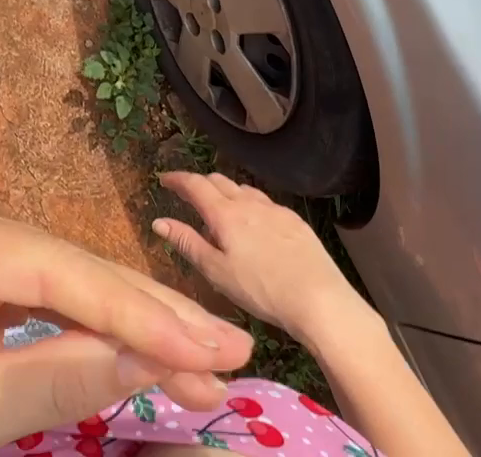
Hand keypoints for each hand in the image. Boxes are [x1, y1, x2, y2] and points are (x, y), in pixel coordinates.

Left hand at [0, 199, 253, 456]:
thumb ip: (61, 379)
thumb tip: (153, 357)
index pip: (57, 271)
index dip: (135, 311)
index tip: (210, 348)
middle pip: (76, 268)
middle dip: (153, 315)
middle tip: (233, 355)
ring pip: (80, 278)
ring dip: (143, 321)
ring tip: (214, 359)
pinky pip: (64, 293)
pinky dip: (111, 325)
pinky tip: (161, 347)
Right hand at [151, 172, 368, 342]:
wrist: (321, 301)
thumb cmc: (262, 290)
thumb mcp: (216, 272)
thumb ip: (188, 243)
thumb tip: (159, 222)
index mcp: (225, 214)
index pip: (194, 185)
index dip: (177, 179)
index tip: (164, 179)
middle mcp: (249, 203)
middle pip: (218, 181)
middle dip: (200, 183)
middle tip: (188, 195)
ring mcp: (275, 210)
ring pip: (243, 189)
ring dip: (226, 192)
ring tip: (220, 212)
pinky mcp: (295, 221)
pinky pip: (264, 202)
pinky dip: (249, 204)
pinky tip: (254, 225)